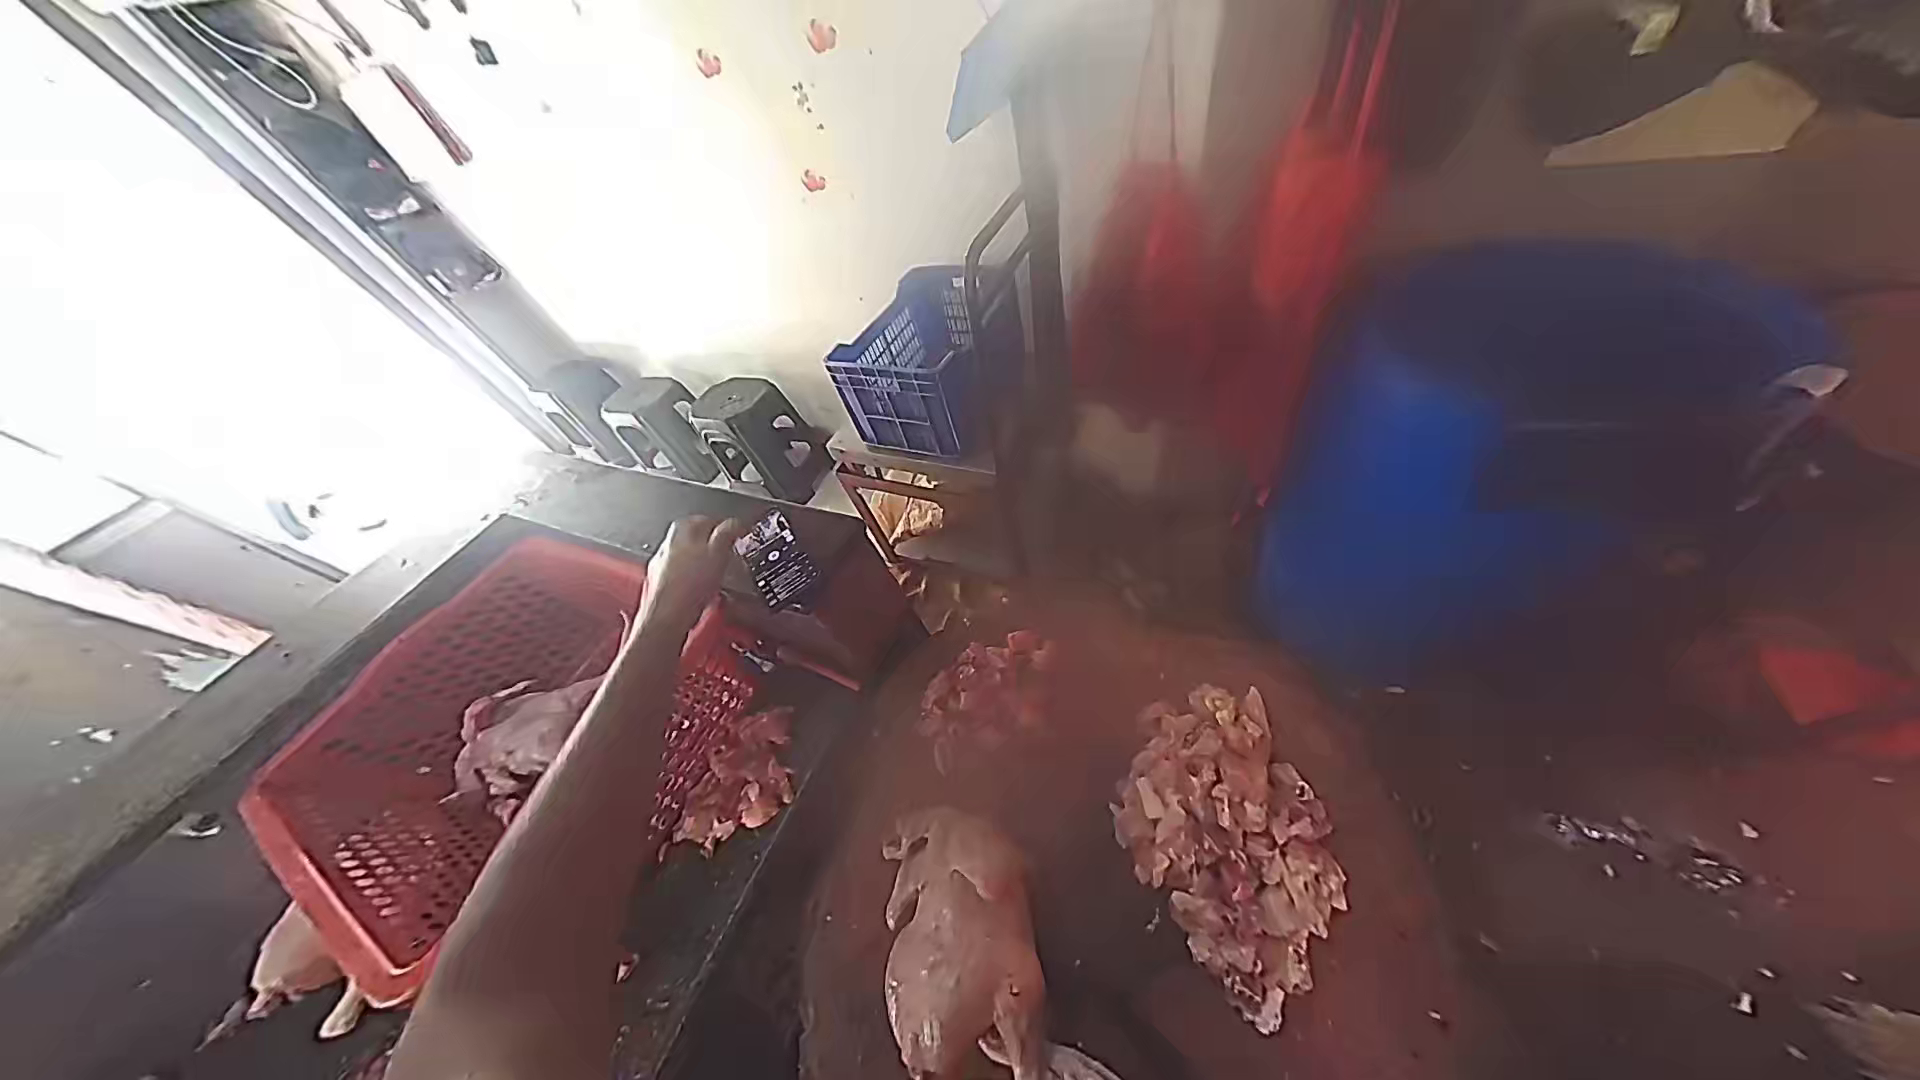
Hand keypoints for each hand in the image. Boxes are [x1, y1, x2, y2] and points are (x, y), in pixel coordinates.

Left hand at [635, 516, 741, 635]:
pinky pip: (682, 575)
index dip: (725, 526)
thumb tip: (736, 522)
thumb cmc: (690, 585)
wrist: (668, 617)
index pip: (706, 519)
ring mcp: (662, 565)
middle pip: (694, 537)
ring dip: (702, 561)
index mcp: (682, 531)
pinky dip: (694, 577)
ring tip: (718, 571)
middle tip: (729, 552)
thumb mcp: (719, 552)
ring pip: (687, 556)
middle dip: (713, 543)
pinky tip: (703, 587)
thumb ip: (728, 533)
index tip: (737, 534)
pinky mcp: (661, 585)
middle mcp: (668, 545)